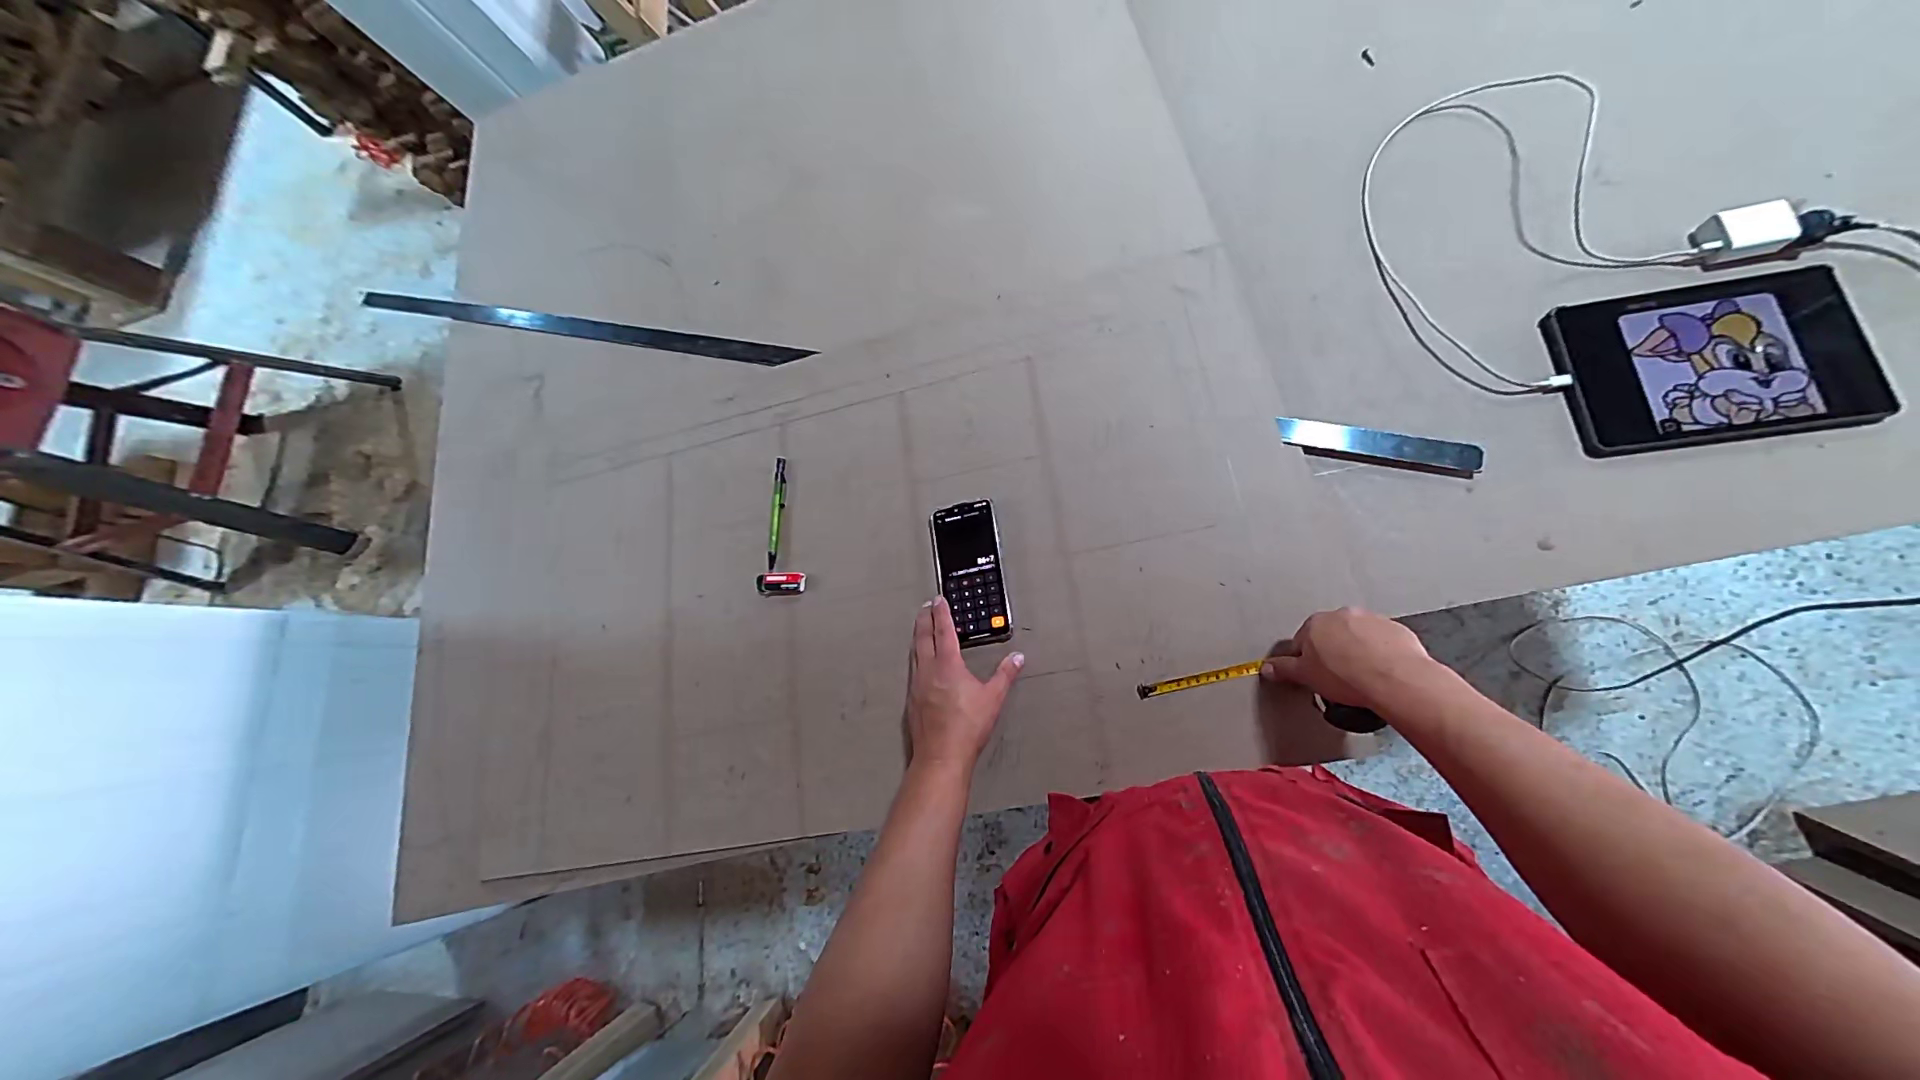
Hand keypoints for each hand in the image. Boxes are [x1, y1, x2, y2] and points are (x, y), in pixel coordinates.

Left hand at [905, 596, 1023, 774]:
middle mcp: (929, 670)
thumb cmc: (966, 728)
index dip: (941, 613)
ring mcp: (917, 685)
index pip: (943, 630)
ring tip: (921, 628)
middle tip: (926, 607)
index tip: (938, 600)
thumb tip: (1016, 658)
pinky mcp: (912, 699)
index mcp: (948, 665)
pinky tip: (919, 663)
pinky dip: (916, 657)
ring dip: (918, 636)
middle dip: (925, 619)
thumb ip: (1005, 675)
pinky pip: (913, 670)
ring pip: (915, 652)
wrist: (941, 755)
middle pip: (923, 636)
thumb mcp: (993, 698)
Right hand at [1260, 607, 1438, 711]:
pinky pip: (1382, 641)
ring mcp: (1371, 620)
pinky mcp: (1396, 630)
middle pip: (1330, 635)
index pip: (1301, 641)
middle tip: (1336, 678)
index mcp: (1315, 623)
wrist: (1396, 680)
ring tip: (1361, 678)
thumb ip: (1284, 669)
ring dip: (1356, 652)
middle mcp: (1342, 615)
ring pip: (1357, 637)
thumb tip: (1269, 668)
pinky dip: (1380, 654)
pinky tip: (1381, 673)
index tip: (1313, 675)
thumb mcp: (1306, 676)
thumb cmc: (1350, 676)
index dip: (1306, 662)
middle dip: (1331, 653)